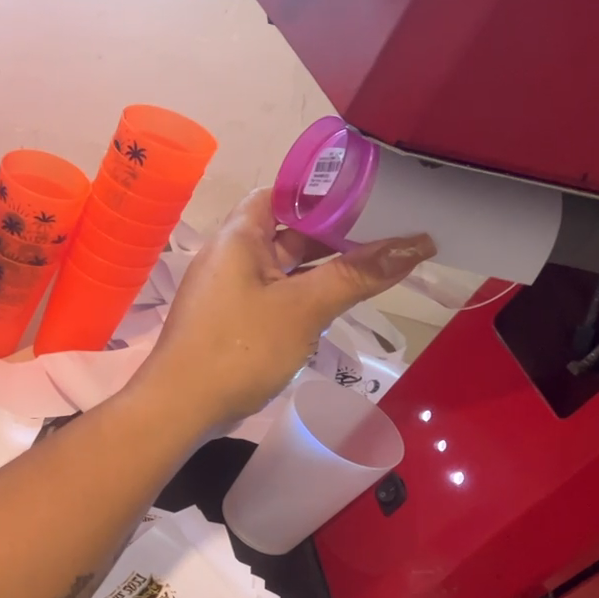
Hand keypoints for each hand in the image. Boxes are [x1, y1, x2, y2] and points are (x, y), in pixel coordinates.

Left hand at [132, 188, 433, 431]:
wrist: (180, 407)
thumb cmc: (240, 347)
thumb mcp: (304, 307)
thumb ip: (357, 273)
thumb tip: (417, 242)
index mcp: (237, 237)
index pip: (279, 192)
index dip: (320, 190)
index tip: (368, 193)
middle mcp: (228, 257)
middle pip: (285, 230)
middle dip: (332, 232)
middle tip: (388, 232)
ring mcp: (228, 291)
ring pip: (282, 267)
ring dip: (322, 267)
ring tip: (377, 266)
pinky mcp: (231, 322)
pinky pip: (273, 295)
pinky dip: (303, 295)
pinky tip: (338, 305)